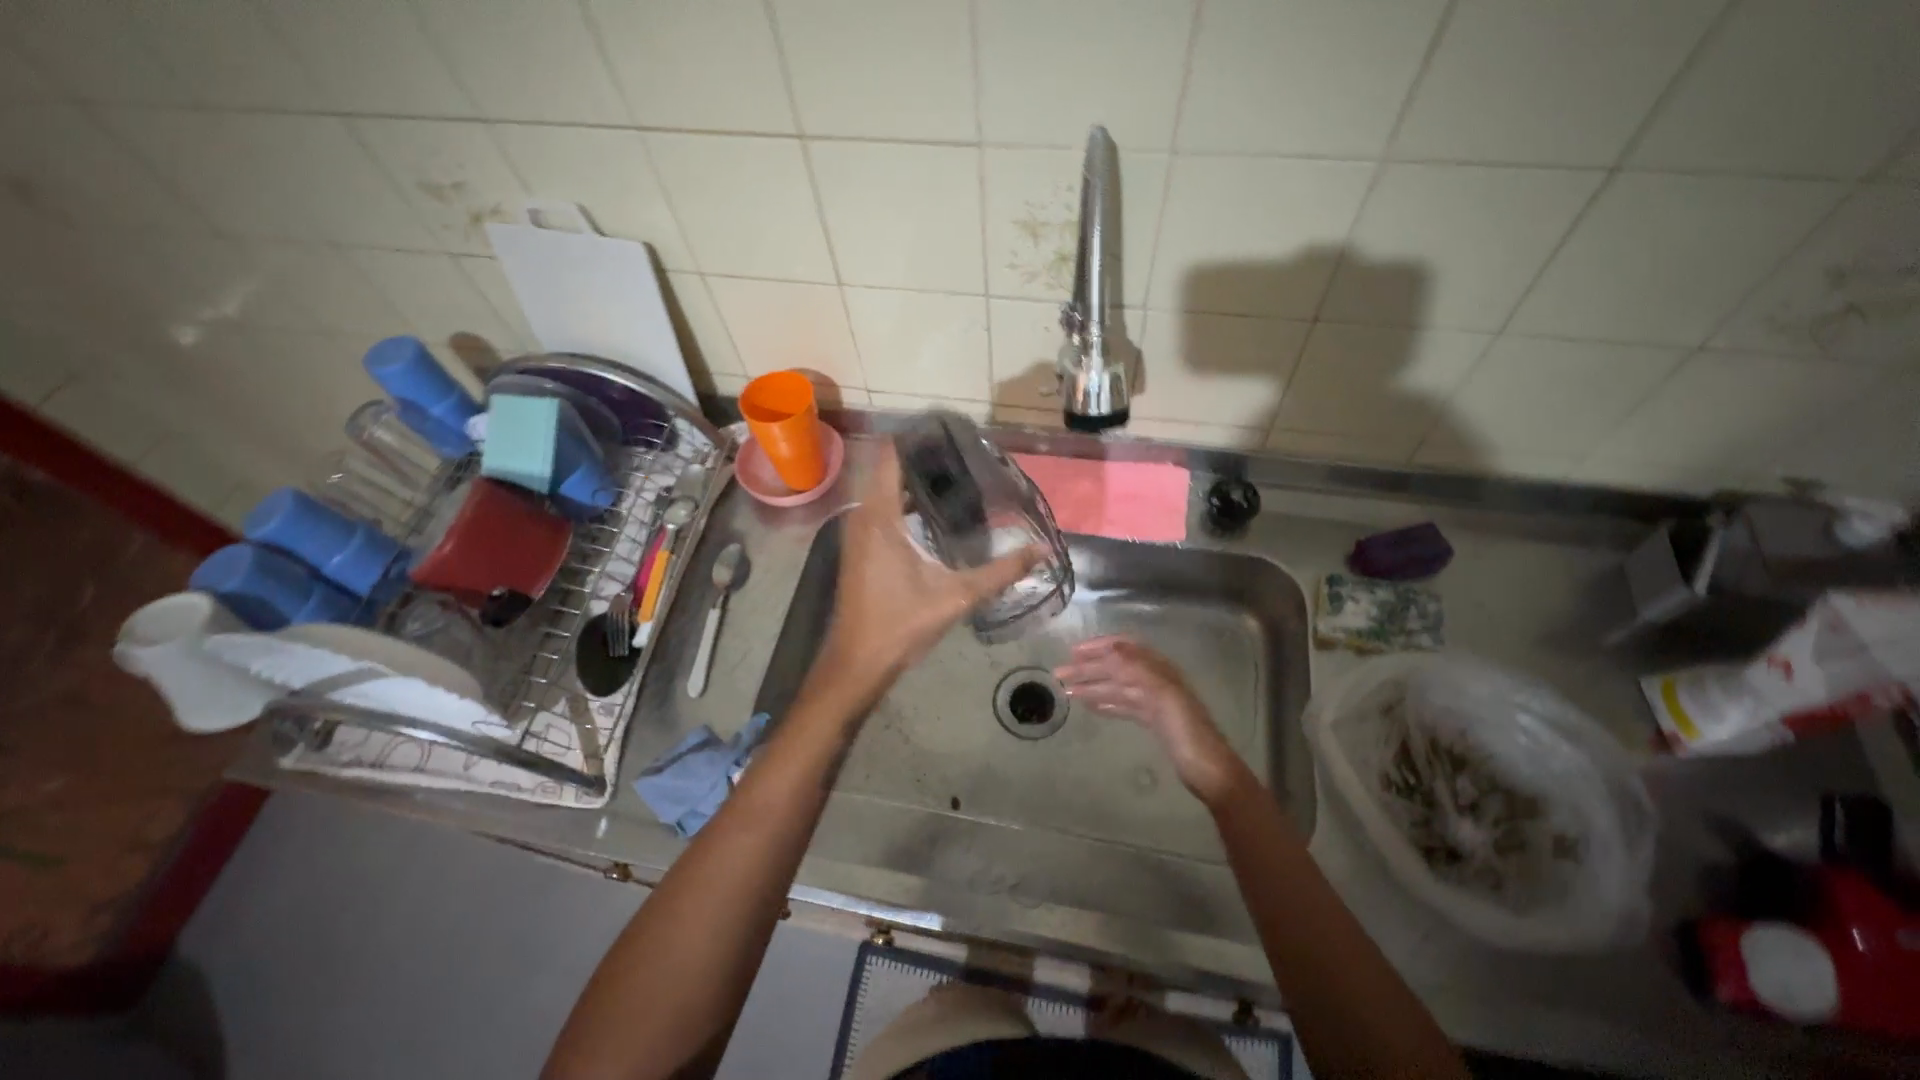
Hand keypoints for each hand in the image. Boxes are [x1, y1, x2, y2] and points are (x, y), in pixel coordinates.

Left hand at [821, 443, 1040, 686]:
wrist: (857, 663)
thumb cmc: (901, 624)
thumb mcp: (956, 596)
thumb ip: (1001, 571)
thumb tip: (1043, 549)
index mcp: (879, 516)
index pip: (890, 455)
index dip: (917, 437)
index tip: (951, 431)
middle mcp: (862, 516)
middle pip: (889, 469)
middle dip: (924, 459)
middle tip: (966, 455)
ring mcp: (857, 533)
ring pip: (884, 491)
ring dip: (914, 482)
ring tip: (957, 477)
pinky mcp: (860, 549)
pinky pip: (881, 510)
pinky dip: (904, 502)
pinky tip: (935, 513)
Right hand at [1055, 637, 1247, 804]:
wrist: (1207, 768)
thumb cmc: (1187, 731)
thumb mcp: (1165, 696)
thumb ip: (1139, 670)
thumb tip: (1111, 648)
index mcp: (1160, 670)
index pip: (1125, 649)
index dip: (1099, 647)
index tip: (1072, 652)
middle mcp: (1157, 680)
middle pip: (1118, 668)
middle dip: (1089, 668)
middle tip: (1059, 675)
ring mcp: (1155, 702)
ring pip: (1118, 687)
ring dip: (1093, 685)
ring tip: (1068, 691)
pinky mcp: (1154, 722)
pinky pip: (1125, 705)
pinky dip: (1106, 702)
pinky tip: (1091, 705)